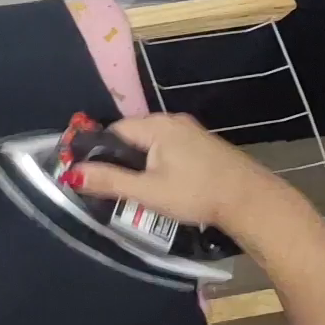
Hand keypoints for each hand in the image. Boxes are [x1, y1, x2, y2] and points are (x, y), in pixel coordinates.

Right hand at [64, 112, 289, 228]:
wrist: (253, 203)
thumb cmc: (197, 194)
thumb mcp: (147, 192)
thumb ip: (109, 181)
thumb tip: (71, 174)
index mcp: (156, 125)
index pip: (112, 131)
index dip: (98, 151)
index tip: (91, 175)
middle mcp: (172, 121)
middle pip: (131, 136)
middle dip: (118, 159)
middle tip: (111, 187)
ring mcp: (191, 132)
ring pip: (150, 143)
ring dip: (139, 163)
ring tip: (134, 189)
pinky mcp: (203, 146)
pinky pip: (168, 149)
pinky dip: (158, 163)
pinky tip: (161, 185)